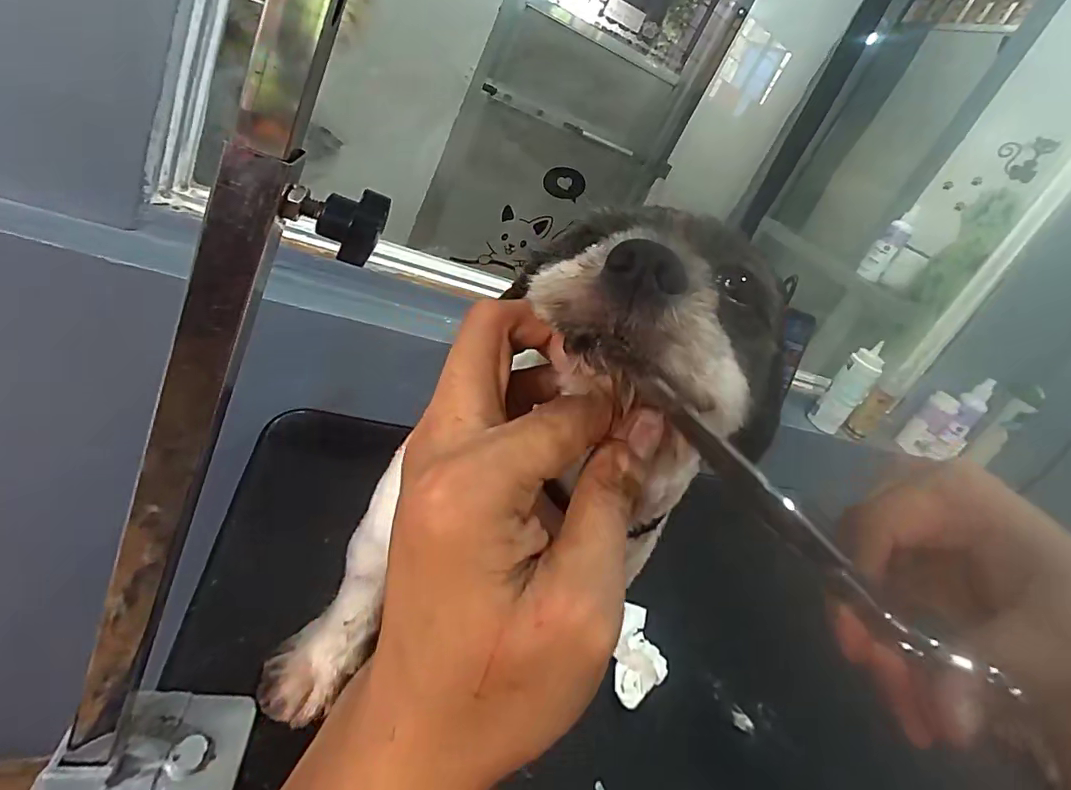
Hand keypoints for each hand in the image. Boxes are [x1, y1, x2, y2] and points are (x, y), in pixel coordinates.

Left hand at [287, 301, 664, 789]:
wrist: (418, 736)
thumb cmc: (502, 683)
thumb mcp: (581, 605)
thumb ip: (612, 498)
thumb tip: (646, 421)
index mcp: (471, 480)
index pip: (562, 408)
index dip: (615, 406)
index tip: (652, 414)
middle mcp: (438, 449)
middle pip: (486, 335)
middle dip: (552, 333)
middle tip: (607, 370)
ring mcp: (429, 458)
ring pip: (483, 364)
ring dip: (542, 366)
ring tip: (600, 405)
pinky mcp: (435, 475)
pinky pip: (482, 404)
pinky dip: (527, 398)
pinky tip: (571, 437)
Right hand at [833, 463, 1070, 788]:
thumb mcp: (1051, 644)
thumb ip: (987, 667)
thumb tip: (944, 716)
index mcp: (954, 490)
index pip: (879, 516)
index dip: (859, 570)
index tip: (865, 640)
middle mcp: (925, 500)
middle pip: (857, 541)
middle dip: (856, 608)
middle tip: (869, 665)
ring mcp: (918, 535)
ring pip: (863, 576)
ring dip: (875, 644)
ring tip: (913, 714)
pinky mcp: (918, 571)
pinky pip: (880, 603)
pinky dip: (889, 652)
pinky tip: (917, 704)